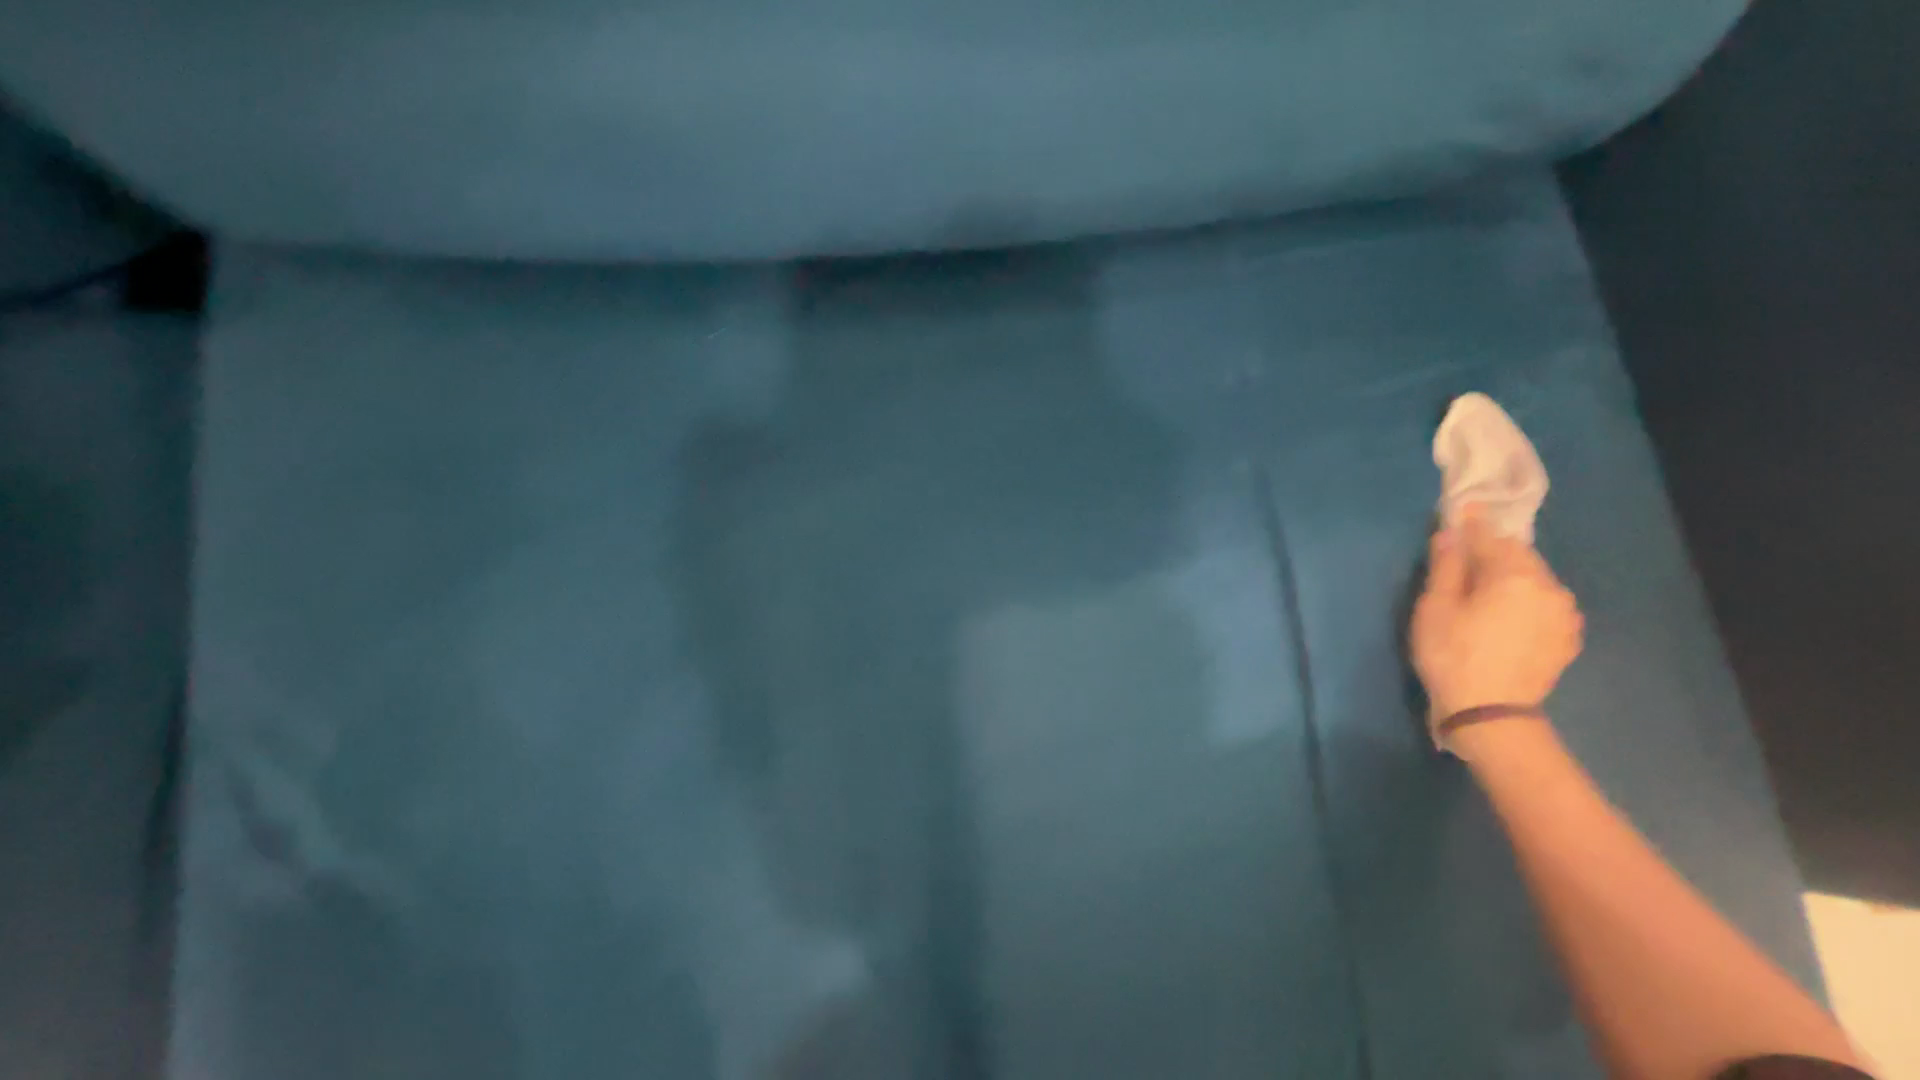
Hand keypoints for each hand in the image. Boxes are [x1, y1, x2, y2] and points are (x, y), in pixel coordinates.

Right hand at [1411, 508, 1583, 723]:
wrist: (1490, 715)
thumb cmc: (1452, 655)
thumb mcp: (1435, 608)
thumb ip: (1445, 567)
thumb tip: (1450, 534)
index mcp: (1513, 574)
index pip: (1489, 537)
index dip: (1472, 523)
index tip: (1464, 507)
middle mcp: (1548, 586)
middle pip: (1519, 556)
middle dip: (1496, 550)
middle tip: (1472, 551)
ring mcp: (1563, 614)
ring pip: (1535, 580)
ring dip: (1514, 576)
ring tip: (1491, 586)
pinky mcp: (1566, 638)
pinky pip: (1545, 605)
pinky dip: (1527, 600)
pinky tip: (1511, 612)